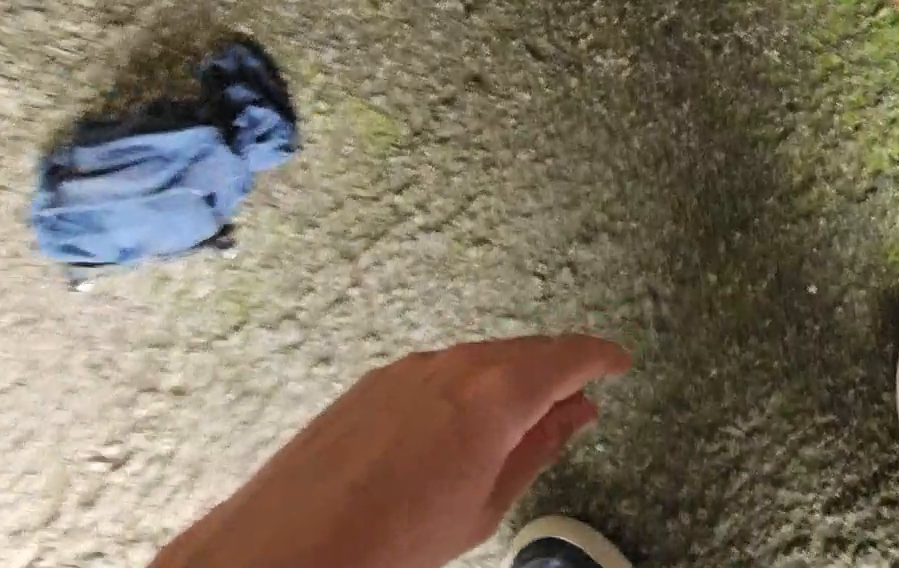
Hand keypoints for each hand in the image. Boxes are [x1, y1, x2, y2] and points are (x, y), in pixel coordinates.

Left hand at [152, 335, 631, 567]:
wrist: (276, 554)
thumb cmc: (395, 542)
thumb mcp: (486, 505)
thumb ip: (541, 447)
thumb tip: (581, 412)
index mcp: (499, 391)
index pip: (571, 355)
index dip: (604, 357)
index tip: (622, 363)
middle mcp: (462, 361)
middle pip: (531, 350)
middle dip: (561, 370)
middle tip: (577, 403)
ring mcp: (416, 365)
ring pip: (488, 357)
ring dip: (515, 377)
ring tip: (519, 419)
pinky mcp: (379, 378)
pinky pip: (447, 368)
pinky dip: (472, 384)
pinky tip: (461, 424)